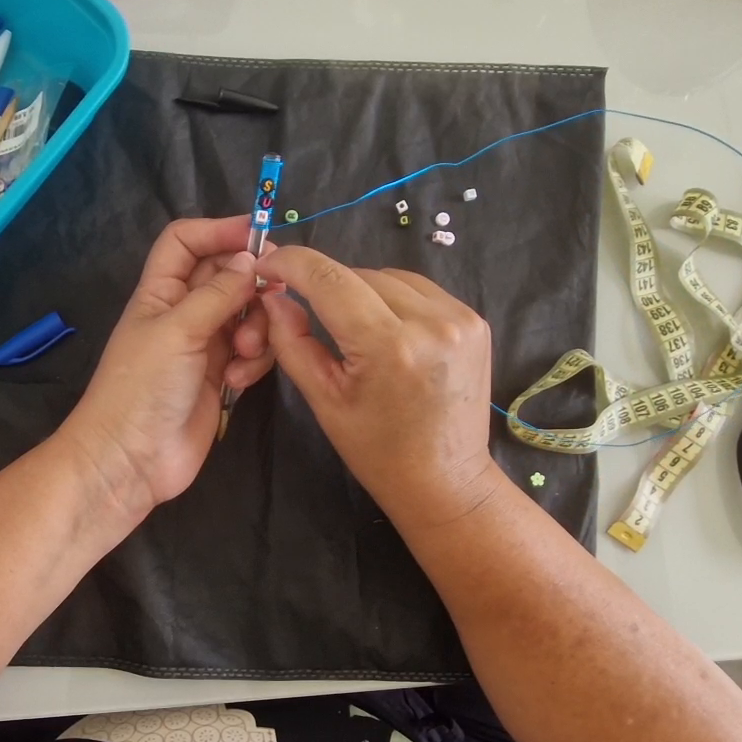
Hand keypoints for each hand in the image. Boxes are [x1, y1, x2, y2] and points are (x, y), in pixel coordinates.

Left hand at [54, 216, 274, 516]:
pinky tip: (238, 382)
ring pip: (246, 314)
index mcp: (160, 291)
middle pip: (226, 276)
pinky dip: (253, 360)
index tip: (260, 235)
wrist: (131, 460)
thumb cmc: (143, 387)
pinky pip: (251, 351)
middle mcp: (183, 312)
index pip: (186, 241)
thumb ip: (218, 292)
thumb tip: (250, 259)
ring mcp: (203, 346)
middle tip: (273, 297)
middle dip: (250, 285)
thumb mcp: (178, 330)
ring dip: (256, 328)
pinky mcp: (220, 377)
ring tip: (244, 353)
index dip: (219, 230)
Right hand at [256, 246, 502, 532]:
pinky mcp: (475, 319)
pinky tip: (381, 325)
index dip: (292, 263)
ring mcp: (460, 317)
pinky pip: (419, 289)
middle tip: (300, 305)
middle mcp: (431, 321)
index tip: (267, 262)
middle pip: (359, 274)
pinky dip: (391, 297)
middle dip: (325, 284)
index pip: (330, 280)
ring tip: (344, 321)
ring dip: (359, 288)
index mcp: (388, 346)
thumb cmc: (376, 451)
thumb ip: (292, 342)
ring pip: (390, 276)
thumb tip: (273, 296)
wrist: (444, 480)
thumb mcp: (324, 401)